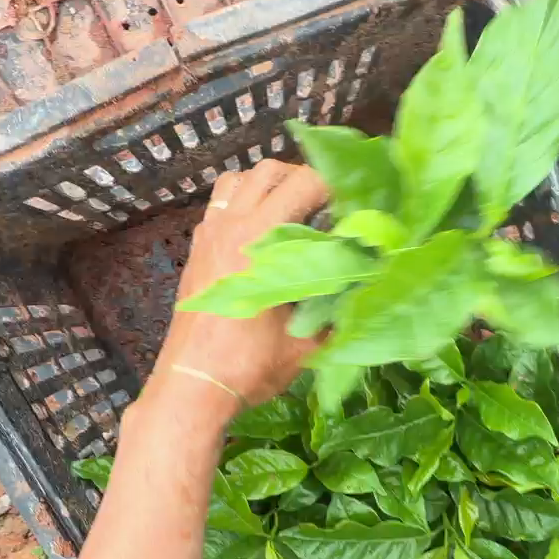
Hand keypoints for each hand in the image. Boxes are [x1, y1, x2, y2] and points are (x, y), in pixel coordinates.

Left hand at [142, 160, 330, 427]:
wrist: (194, 387)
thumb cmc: (250, 366)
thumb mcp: (306, 344)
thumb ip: (336, 310)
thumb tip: (365, 286)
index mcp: (258, 241)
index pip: (303, 185)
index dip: (335, 189)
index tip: (353, 206)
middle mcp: (230, 227)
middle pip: (269, 171)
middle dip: (303, 179)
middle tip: (326, 205)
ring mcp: (208, 236)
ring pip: (238, 181)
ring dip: (267, 186)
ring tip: (291, 211)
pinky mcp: (196, 251)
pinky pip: (219, 206)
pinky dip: (241, 205)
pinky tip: (259, 235)